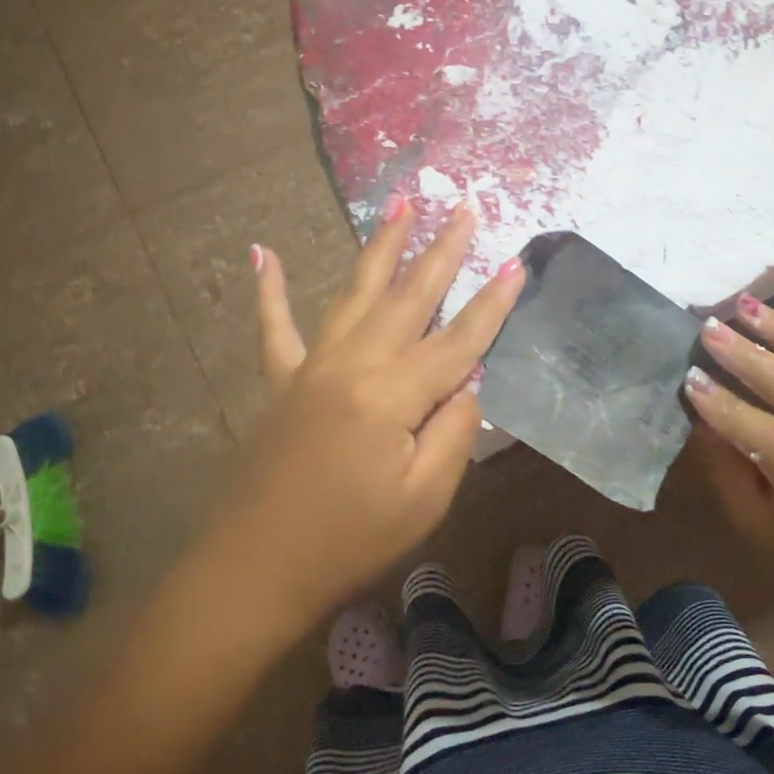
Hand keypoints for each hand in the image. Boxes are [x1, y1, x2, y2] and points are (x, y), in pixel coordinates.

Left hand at [238, 198, 524, 621]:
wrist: (255, 570)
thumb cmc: (350, 541)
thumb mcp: (424, 498)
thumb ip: (454, 431)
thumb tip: (467, 380)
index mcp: (393, 393)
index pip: (458, 338)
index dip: (492, 303)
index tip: (518, 261)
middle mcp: (352, 362)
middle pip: (409, 296)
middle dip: (440, 250)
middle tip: (462, 205)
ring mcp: (311, 367)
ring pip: (354, 293)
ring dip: (380, 247)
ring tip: (399, 203)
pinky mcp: (280, 382)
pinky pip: (274, 327)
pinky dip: (269, 289)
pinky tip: (264, 252)